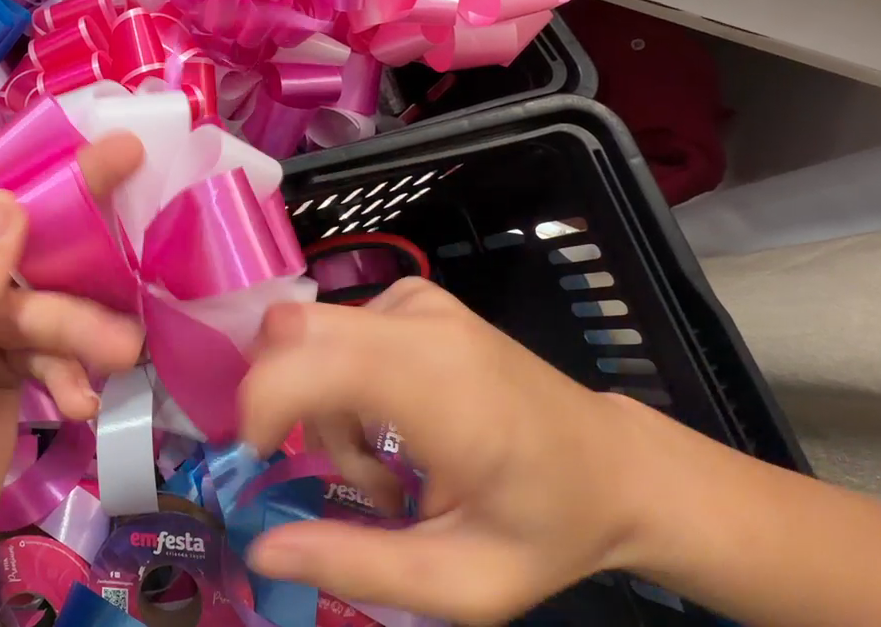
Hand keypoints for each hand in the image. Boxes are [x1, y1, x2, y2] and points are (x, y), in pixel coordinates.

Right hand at [239, 278, 651, 624]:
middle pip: (291, 331)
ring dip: (316, 403)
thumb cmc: (547, 527)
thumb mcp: (464, 581)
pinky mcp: (411, 298)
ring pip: (308, 335)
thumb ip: (359, 566)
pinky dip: (335, 380)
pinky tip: (385, 424)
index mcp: (437, 385)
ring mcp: (414, 302)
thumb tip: (262, 549)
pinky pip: (334, 331)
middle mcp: (419, 323)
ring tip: (376, 466)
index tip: (261, 460)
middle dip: (279, 400)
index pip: (307, 360)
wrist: (619, 468)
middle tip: (309, 464)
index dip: (261, 405)